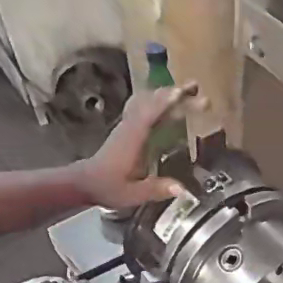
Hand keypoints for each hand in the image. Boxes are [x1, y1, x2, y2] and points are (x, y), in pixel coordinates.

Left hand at [72, 83, 200, 208]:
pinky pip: (144, 106)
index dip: (165, 103)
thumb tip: (182, 189)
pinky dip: (158, 100)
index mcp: (132, 140)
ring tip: (189, 91)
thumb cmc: (109, 187)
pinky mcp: (128, 127)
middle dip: (174, 94)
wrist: (86, 181)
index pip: (149, 115)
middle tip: (196, 89)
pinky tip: (169, 98)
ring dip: (168, 94)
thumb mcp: (133, 194)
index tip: (182, 93)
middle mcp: (130, 127)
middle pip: (151, 103)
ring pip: (147, 101)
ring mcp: (128, 125)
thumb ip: (156, 189)